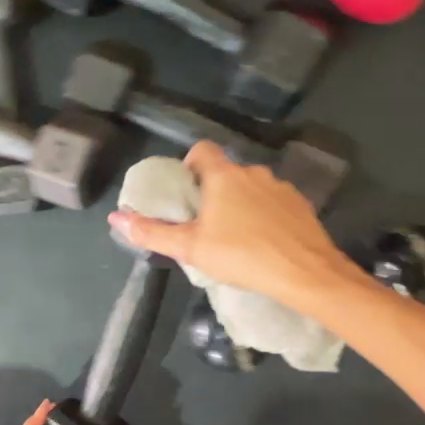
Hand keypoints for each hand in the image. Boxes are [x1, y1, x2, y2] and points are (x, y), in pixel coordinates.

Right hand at [109, 141, 353, 305]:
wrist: (307, 274)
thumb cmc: (242, 255)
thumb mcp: (190, 248)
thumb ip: (152, 232)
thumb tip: (116, 218)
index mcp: (224, 176)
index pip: (202, 150)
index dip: (189, 165)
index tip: (185, 192)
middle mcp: (253, 173)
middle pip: (225, 172)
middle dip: (213, 191)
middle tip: (204, 223)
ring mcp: (281, 188)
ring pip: (251, 188)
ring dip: (240, 204)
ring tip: (234, 237)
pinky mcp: (301, 206)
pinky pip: (273, 203)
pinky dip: (264, 216)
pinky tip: (263, 243)